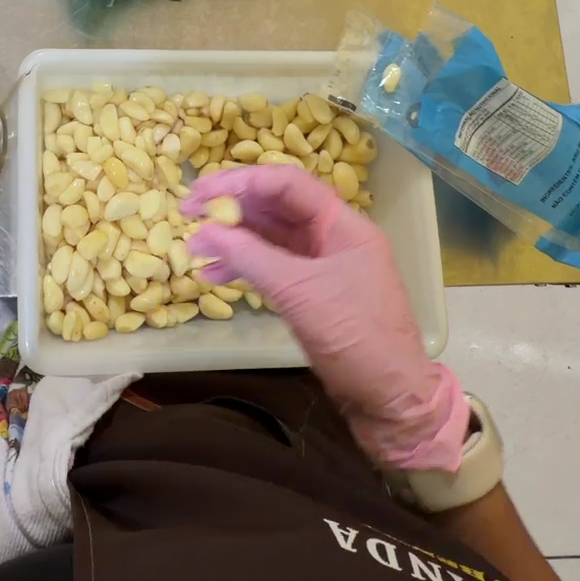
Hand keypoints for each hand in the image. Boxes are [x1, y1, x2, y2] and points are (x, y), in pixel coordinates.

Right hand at [184, 165, 468, 471]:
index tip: (202, 191)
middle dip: (231, 207)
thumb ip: (250, 256)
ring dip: (231, 238)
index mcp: (342, 224)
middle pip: (274, 205)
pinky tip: (212, 274)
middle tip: (189, 213)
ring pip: (268, 235)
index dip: (241, 180)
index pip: (286, 183)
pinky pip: (269, 265)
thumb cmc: (356, 338)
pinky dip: (241, 265)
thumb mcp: (299, 292)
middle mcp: (332, 236)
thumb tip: (203, 232)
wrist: (390, 400)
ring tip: (194, 247)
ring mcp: (320, 264)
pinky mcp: (310, 291)